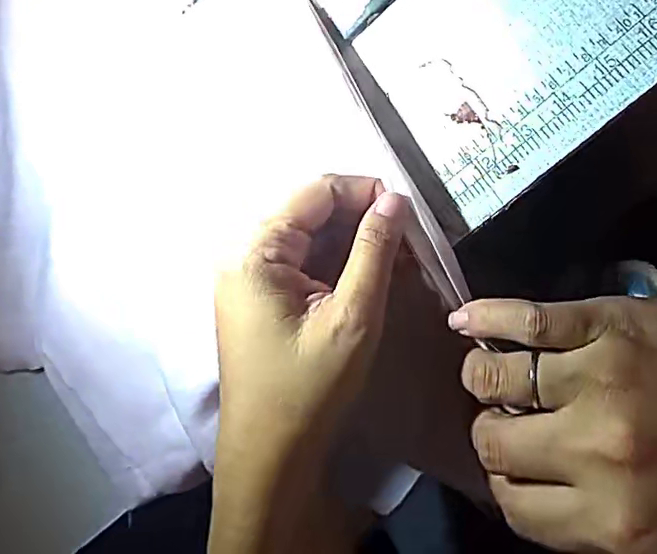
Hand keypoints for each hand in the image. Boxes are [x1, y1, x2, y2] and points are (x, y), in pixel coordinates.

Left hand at [211, 176, 409, 552]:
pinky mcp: (263, 295)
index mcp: (256, 251)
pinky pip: (306, 260)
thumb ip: (373, 251)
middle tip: (409, 238)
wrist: (269, 465)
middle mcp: (247, 253)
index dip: (363, 191)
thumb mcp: (351, 318)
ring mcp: (252, 275)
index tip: (405, 209)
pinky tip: (373, 274)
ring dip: (355, 241)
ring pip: (313, 235)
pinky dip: (340, 262)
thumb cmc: (307, 393)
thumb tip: (395, 199)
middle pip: (313, 211)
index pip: (315, 192)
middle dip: (363, 218)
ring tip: (399, 257)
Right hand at [453, 297, 656, 553]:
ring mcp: (597, 377)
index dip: (502, 482)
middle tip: (500, 417)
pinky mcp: (602, 324)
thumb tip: (508, 481)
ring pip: (497, 377)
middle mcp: (596, 451)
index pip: (512, 505)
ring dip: (481, 375)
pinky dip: (487, 317)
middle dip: (488, 430)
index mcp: (614, 521)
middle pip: (494, 442)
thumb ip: (581, 515)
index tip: (508, 462)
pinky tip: (463, 319)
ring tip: (487, 370)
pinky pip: (527, 320)